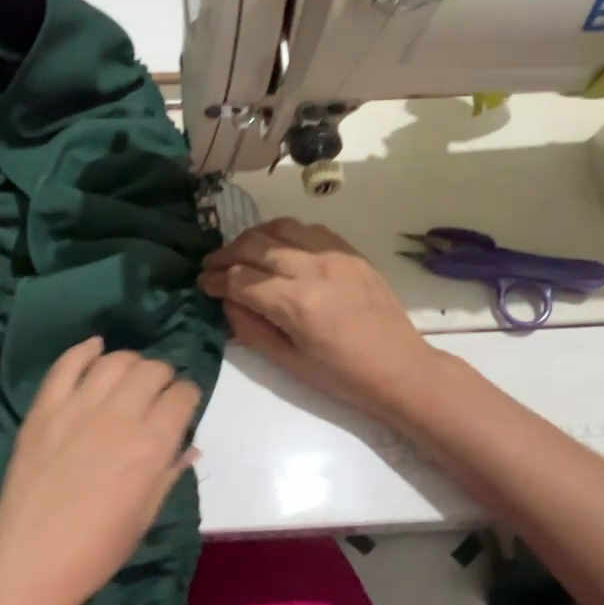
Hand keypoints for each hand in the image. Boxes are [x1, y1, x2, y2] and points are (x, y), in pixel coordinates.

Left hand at [0, 337, 200, 604]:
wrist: (33, 557)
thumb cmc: (98, 548)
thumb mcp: (146, 515)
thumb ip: (168, 472)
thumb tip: (188, 447)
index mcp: (151, 445)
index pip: (183, 395)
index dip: (188, 396)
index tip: (183, 405)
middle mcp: (119, 416)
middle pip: (152, 369)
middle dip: (163, 377)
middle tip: (157, 393)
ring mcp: (77, 407)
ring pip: (114, 360)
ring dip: (130, 363)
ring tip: (129, 378)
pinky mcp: (44, 408)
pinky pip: (67, 364)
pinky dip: (85, 350)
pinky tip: (95, 349)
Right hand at [198, 218, 445, 422]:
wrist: (401, 368)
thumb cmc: (342, 376)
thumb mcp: (288, 362)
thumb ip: (251, 329)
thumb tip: (227, 302)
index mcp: (296, 303)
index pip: (241, 280)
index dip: (215, 280)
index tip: (202, 283)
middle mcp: (313, 269)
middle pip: (256, 246)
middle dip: (226, 254)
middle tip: (212, 265)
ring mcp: (335, 256)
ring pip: (281, 228)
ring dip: (254, 237)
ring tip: (241, 252)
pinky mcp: (351, 253)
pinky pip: (310, 229)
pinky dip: (286, 234)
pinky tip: (278, 248)